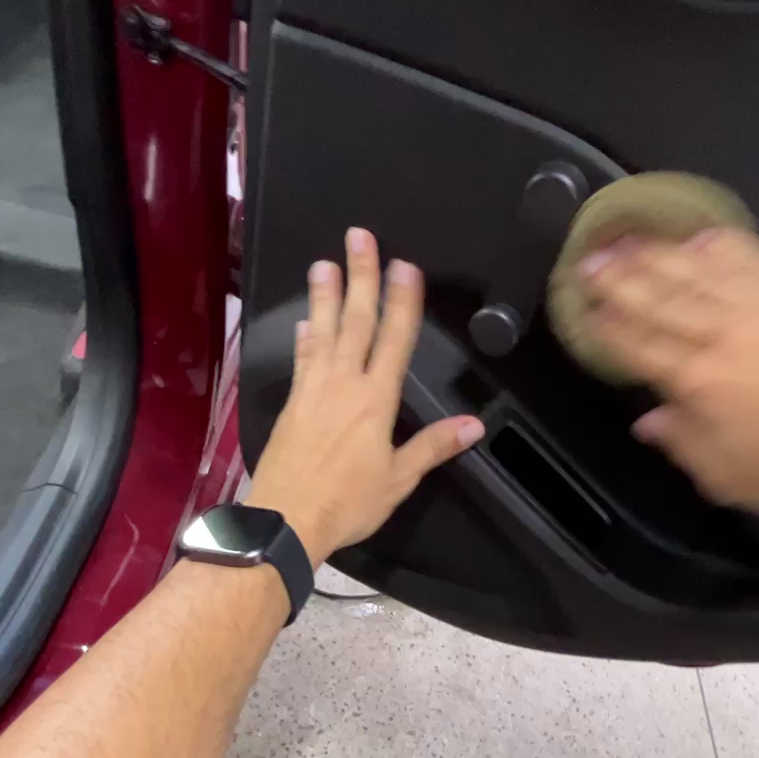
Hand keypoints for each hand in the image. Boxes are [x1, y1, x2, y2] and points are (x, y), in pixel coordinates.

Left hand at [246, 228, 484, 564]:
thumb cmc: (347, 503)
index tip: (404, 266)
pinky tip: (305, 323)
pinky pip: (301, 361)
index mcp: (375, 401)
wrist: (285, 520)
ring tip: (324, 263)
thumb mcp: (398, 479)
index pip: (394, 340)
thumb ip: (433, 446)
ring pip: (323, 333)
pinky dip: (304, 338)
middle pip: (355, 322)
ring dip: (325, 296)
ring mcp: (312, 391)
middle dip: (361, 277)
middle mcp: (343, 385)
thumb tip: (474, 425)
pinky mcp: (290, 404)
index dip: (402, 301)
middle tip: (359, 237)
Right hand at [580, 228, 758, 519]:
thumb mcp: (732, 476)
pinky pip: (756, 258)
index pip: (639, 346)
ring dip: (660, 255)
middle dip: (620, 280)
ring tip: (631, 240)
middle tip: (592, 261)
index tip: (588, 310)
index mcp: (701, 384)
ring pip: (700, 273)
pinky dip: (723, 246)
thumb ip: (683, 444)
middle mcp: (726, 338)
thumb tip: (649, 424)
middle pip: (660, 300)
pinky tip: (701, 238)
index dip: (609, 326)